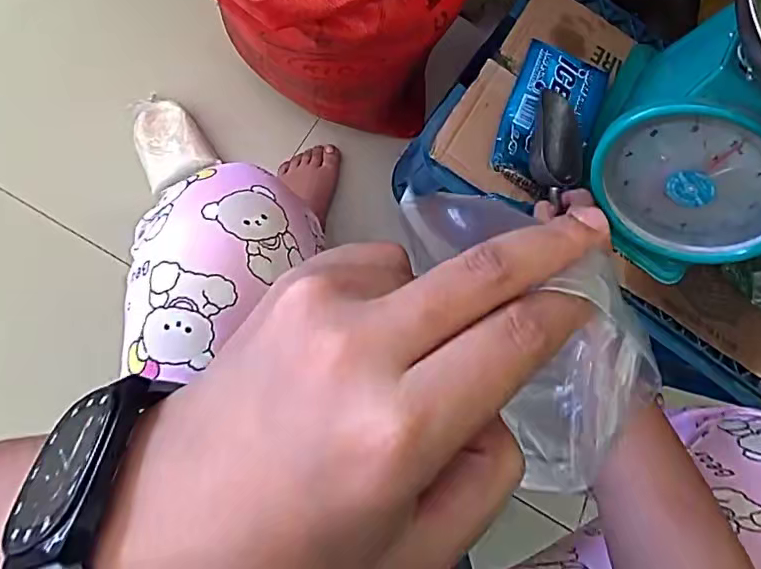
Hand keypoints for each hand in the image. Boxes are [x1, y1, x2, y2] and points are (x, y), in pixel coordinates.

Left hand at [96, 200, 611, 568]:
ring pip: (426, 268)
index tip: (586, 303)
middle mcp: (360, 346)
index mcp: (396, 430)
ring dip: (442, 299)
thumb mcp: (411, 546)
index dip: (560, 316)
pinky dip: (392, 292)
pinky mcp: (296, 274)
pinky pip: (377, 262)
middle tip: (587, 224)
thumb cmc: (299, 545)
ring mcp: (321, 296)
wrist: (173, 511)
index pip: (511, 342)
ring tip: (404, 355)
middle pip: (481, 272)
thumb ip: (485, 471)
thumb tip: (506, 390)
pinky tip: (357, 338)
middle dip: (547, 243)